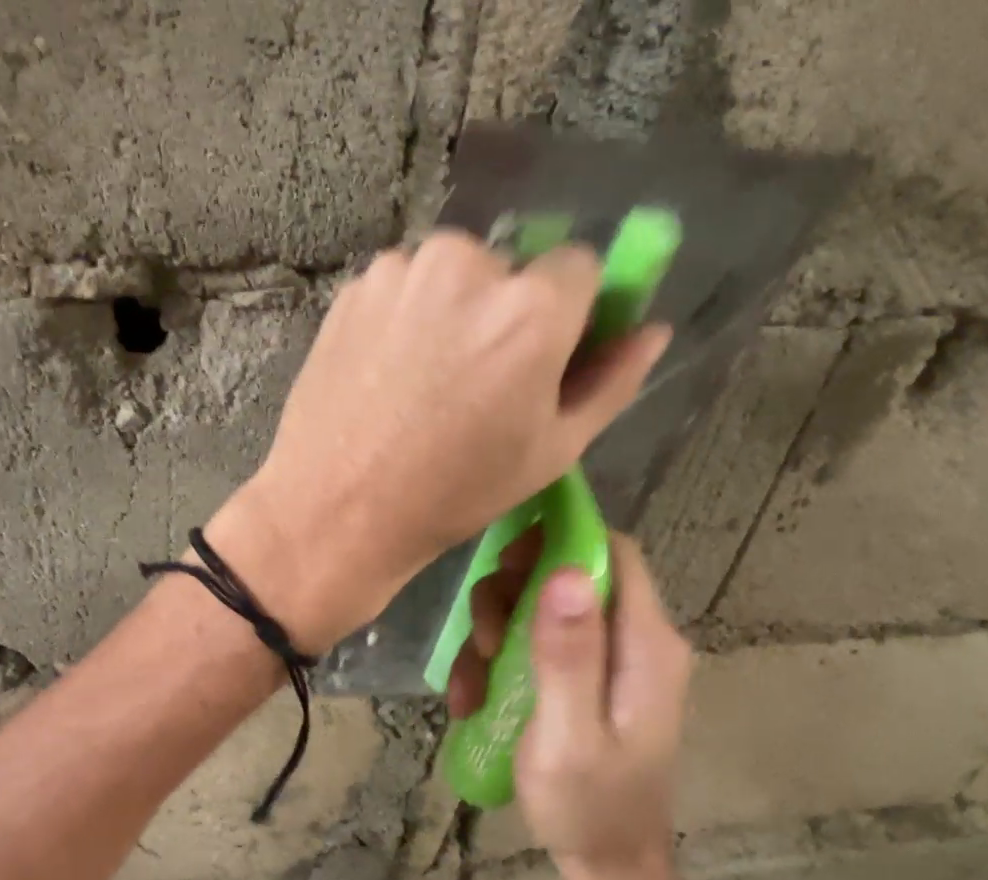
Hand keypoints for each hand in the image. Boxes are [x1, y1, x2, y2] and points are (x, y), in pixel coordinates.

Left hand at [208, 231, 669, 651]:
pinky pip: (403, 286)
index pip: (580, 266)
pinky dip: (406, 315)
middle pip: (512, 269)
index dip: (567, 313)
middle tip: (475, 381)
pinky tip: (388, 371)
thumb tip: (652, 329)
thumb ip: (611, 380)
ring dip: (453, 310)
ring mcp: (403, 270)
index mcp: (532, 306)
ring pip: (454, 274)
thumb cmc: (453, 491)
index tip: (541, 358)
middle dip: (505, 312)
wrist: (334, 507)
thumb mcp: (552, 449)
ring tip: (425, 380)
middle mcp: (469, 264)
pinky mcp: (355, 285)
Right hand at [447, 532, 691, 879]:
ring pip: (545, 608)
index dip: (557, 538)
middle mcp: (637, 641)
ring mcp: (615, 660)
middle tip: (480, 641)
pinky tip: (475, 699)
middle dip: (513, 596)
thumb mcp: (567, 735)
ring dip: (497, 633)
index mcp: (645, 646)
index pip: (611, 552)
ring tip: (470, 684)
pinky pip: (541, 644)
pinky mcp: (592, 678)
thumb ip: (568, 655)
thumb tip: (567, 570)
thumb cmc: (587, 806)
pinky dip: (503, 661)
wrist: (607, 864)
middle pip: (570, 575)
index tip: (502, 559)